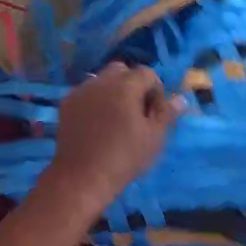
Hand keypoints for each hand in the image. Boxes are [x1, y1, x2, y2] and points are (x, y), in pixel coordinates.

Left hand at [43, 62, 184, 208]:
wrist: (83, 175)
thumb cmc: (124, 157)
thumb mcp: (154, 137)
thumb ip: (167, 113)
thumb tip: (179, 98)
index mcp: (124, 85)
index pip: (147, 73)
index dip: (156, 91)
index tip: (154, 114)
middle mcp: (100, 81)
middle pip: (121, 70)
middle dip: (133, 85)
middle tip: (136, 112)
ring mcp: (80, 90)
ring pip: (101, 79)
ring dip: (112, 90)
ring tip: (116, 118)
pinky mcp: (66, 102)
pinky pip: (85, 92)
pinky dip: (94, 100)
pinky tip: (96, 123)